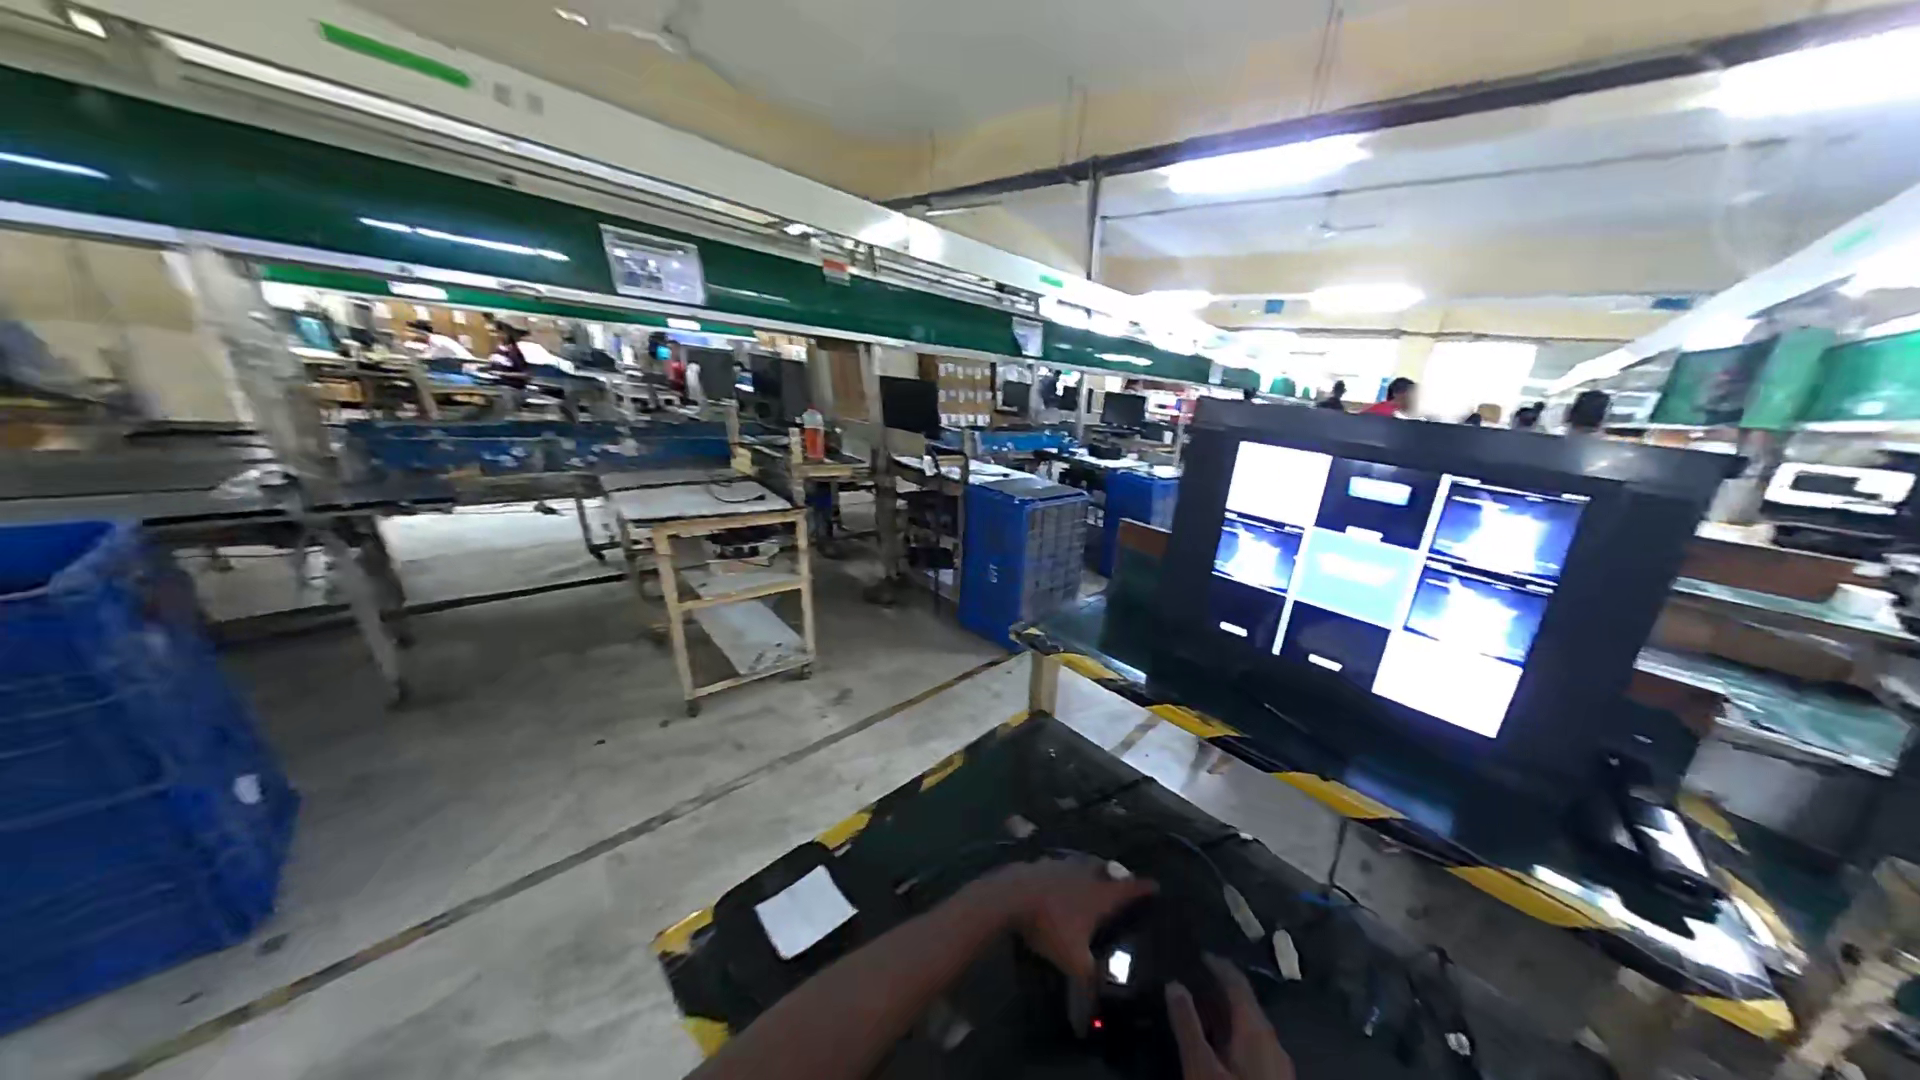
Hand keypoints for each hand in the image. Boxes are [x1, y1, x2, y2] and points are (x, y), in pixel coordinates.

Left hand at [969, 858, 1156, 987]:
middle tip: (1124, 883)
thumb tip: (1095, 1009)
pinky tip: (1062, 878)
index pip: (1131, 889)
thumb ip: (1089, 979)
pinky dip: (1068, 871)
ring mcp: (1064, 864)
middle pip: (1109, 870)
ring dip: (1093, 869)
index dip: (1145, 888)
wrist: (1011, 895)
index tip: (1156, 886)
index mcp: (1101, 894)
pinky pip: (1064, 865)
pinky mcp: (1044, 863)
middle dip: (1119, 876)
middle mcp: (1087, 874)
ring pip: (1086, 863)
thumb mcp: (1073, 961)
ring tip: (1096, 877)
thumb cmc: (1049, 926)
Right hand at [1167, 955, 1293, 1079]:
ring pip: (1248, 1027)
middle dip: (1215, 990)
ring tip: (1191, 1008)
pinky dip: (1229, 1035)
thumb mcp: (1200, 1067)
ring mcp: (1277, 1067)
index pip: (1237, 982)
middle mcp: (1272, 1043)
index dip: (1216, 964)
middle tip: (1185, 978)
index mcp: (1257, 1031)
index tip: (1193, 952)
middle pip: (1244, 1004)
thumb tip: (1175, 983)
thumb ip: (1187, 1023)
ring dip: (1221, 1014)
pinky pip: (1251, 1047)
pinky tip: (1210, 1044)